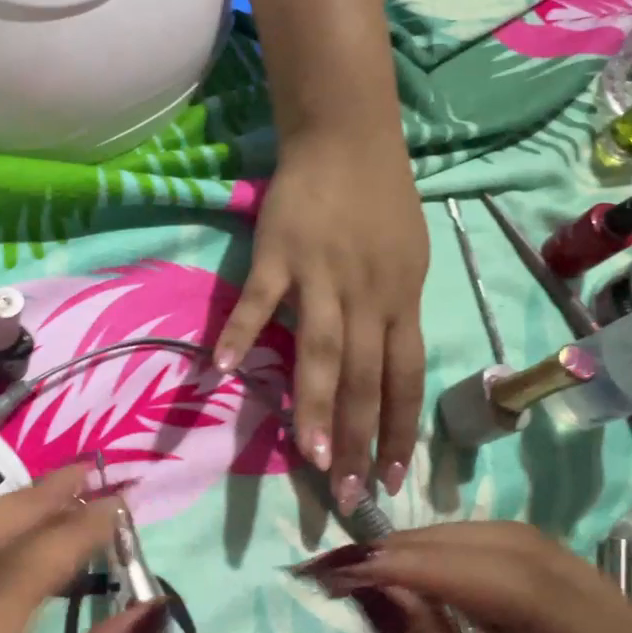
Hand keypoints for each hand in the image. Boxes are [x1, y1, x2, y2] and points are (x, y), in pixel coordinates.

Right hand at [216, 125, 428, 507]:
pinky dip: (240, 332)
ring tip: (311, 456)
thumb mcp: (408, 259)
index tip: (395, 479)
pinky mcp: (279, 254)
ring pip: (322, 350)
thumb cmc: (381, 201)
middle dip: (361, 439)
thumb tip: (382, 365)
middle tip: (350, 494)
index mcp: (401, 300)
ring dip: (316, 405)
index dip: (401, 431)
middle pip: (366, 378)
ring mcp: (321, 276)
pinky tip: (223, 370)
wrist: (348, 138)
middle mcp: (367, 297)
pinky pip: (259, 300)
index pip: (405, 379)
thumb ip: (395, 312)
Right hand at [293, 523, 631, 632]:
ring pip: (520, 564)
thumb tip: (370, 584)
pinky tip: (403, 582)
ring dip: (437, 557)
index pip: (537, 593)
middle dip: (431, 551)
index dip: (437, 567)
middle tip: (344, 562)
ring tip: (362, 567)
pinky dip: (450, 583)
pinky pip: (511, 594)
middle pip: (533, 561)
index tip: (350, 566)